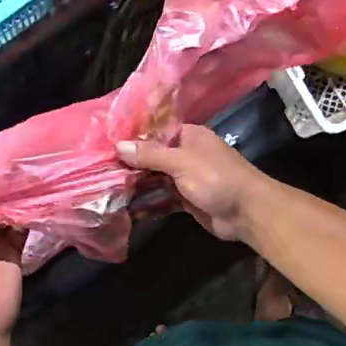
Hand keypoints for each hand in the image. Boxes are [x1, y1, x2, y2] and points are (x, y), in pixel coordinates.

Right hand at [116, 125, 271, 241]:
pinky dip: (147, 202)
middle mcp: (186, 154)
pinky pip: (162, 198)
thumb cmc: (217, 178)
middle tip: (98, 169)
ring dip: (136, 184)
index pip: (154, 132)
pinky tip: (124, 206)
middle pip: (152, 157)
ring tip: (105, 188)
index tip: (105, 144)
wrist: (247, 212)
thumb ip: (150, 154)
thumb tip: (119, 145)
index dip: (131, 138)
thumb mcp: (181, 162)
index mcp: (188, 136)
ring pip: (155, 178)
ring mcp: (186, 178)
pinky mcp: (186, 200)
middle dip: (129, 164)